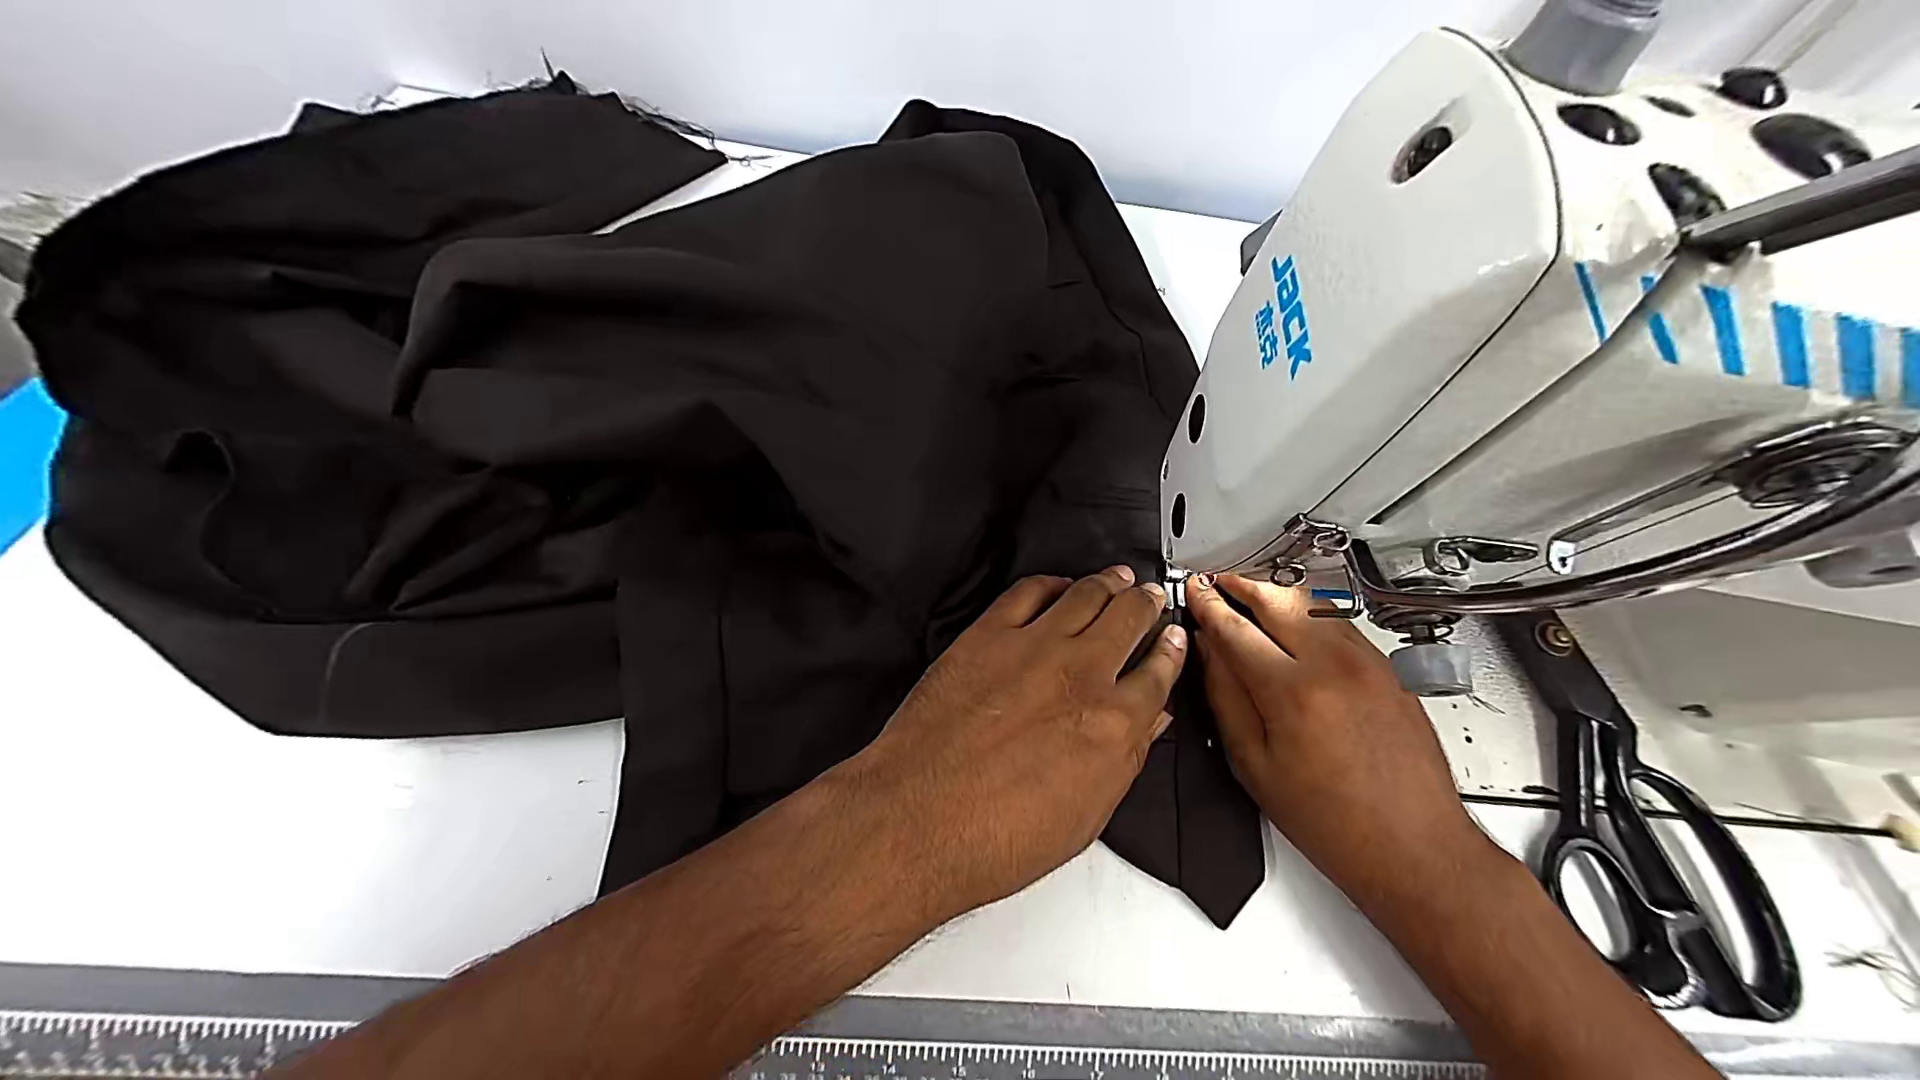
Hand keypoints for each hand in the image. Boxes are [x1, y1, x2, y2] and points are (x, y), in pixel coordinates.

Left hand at [828, 566, 1185, 919]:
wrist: (919, 817)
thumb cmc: (994, 833)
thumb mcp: (1084, 816)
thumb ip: (1124, 760)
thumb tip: (1146, 725)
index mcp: (1114, 723)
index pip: (1158, 672)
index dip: (1170, 651)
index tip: (1171, 639)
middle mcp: (1081, 675)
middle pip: (1129, 618)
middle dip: (1146, 603)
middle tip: (1150, 596)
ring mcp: (1033, 648)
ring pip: (1086, 595)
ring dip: (1109, 582)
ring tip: (1118, 577)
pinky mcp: (987, 636)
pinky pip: (1027, 591)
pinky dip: (1049, 582)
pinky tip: (1056, 584)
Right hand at [1186, 574, 1497, 907]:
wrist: (1415, 848)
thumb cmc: (1338, 822)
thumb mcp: (1253, 763)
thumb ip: (1225, 697)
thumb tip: (1207, 653)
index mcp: (1293, 692)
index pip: (1236, 627)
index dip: (1207, 604)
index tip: (1195, 592)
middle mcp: (1336, 667)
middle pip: (1277, 598)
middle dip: (1240, 584)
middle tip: (1217, 583)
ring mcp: (1370, 665)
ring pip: (1312, 602)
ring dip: (1274, 594)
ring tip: (1249, 598)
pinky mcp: (1390, 671)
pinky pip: (1340, 623)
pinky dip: (1307, 612)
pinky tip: (1292, 624)